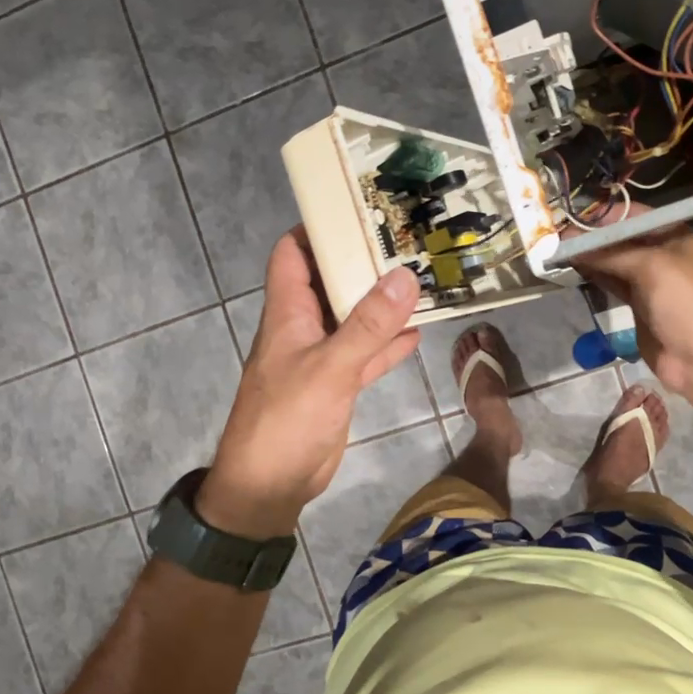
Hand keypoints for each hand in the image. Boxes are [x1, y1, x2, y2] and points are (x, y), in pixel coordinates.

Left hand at [196, 229, 419, 538]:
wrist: (270, 485)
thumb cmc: (287, 419)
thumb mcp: (330, 367)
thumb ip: (369, 325)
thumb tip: (405, 275)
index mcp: (288, 313)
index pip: (293, 254)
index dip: (317, 227)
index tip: (358, 208)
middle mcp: (303, 327)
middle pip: (330, 281)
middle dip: (362, 260)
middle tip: (407, 238)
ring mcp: (322, 357)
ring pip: (354, 317)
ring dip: (381, 301)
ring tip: (422, 275)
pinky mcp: (338, 385)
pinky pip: (366, 354)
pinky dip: (388, 342)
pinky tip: (418, 329)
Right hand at [562, 206, 692, 397]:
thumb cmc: (685, 303)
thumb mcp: (651, 267)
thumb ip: (610, 252)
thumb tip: (569, 241)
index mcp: (672, 234)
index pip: (631, 215)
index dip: (600, 217)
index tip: (568, 219)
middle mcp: (661, 252)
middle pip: (620, 237)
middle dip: (590, 237)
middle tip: (554, 237)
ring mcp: (649, 280)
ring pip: (613, 261)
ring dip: (588, 257)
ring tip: (556, 252)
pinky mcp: (638, 304)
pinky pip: (612, 282)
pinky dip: (593, 275)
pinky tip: (572, 270)